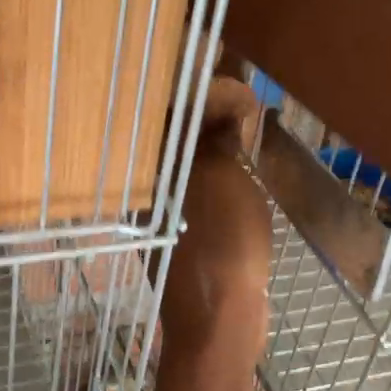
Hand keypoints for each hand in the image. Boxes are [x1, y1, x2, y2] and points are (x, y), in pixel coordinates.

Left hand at [159, 76, 273, 352]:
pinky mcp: (188, 230)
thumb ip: (214, 133)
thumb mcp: (220, 177)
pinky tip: (240, 154)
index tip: (224, 69)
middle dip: (203, 105)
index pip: (160, 109)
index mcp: (146, 168)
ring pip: (188, 158)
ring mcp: (166, 210)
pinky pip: (201, 183)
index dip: (191, 84)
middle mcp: (147, 185)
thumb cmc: (220, 243)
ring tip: (243, 111)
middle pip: (171, 131)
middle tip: (239, 88)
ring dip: (213, 133)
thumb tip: (220, 95)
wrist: (220, 320)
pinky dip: (218, 164)